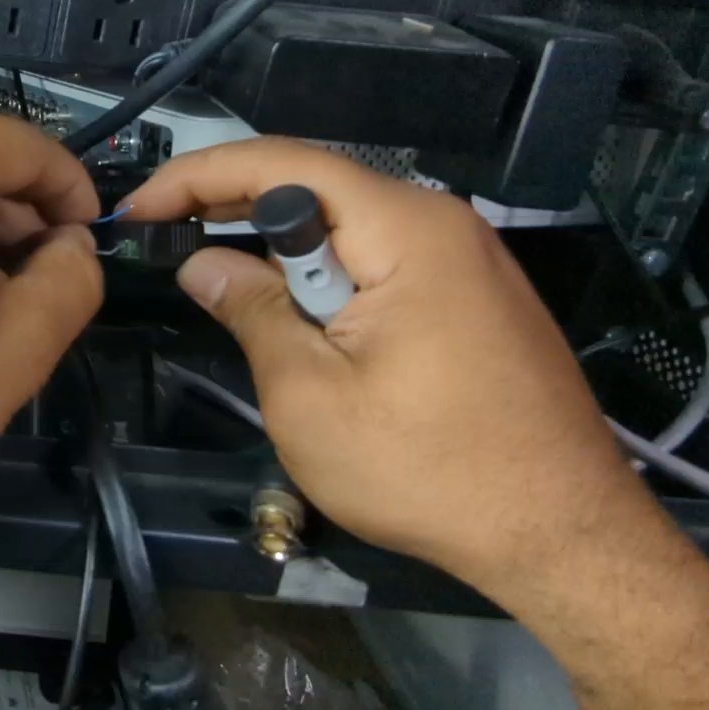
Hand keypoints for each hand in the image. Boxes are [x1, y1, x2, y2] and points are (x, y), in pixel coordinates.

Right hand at [124, 138, 647, 588]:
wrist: (569, 546)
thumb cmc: (428, 470)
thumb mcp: (309, 393)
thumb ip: (249, 310)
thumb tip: (201, 264)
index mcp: (405, 230)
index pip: (280, 163)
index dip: (196, 176)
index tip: (139, 209)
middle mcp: (438, 224)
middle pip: (309, 180)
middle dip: (223, 198)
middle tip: (154, 227)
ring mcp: (458, 257)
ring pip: (336, 217)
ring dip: (262, 233)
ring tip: (197, 253)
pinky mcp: (462, 293)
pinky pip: (366, 252)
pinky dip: (306, 262)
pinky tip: (270, 288)